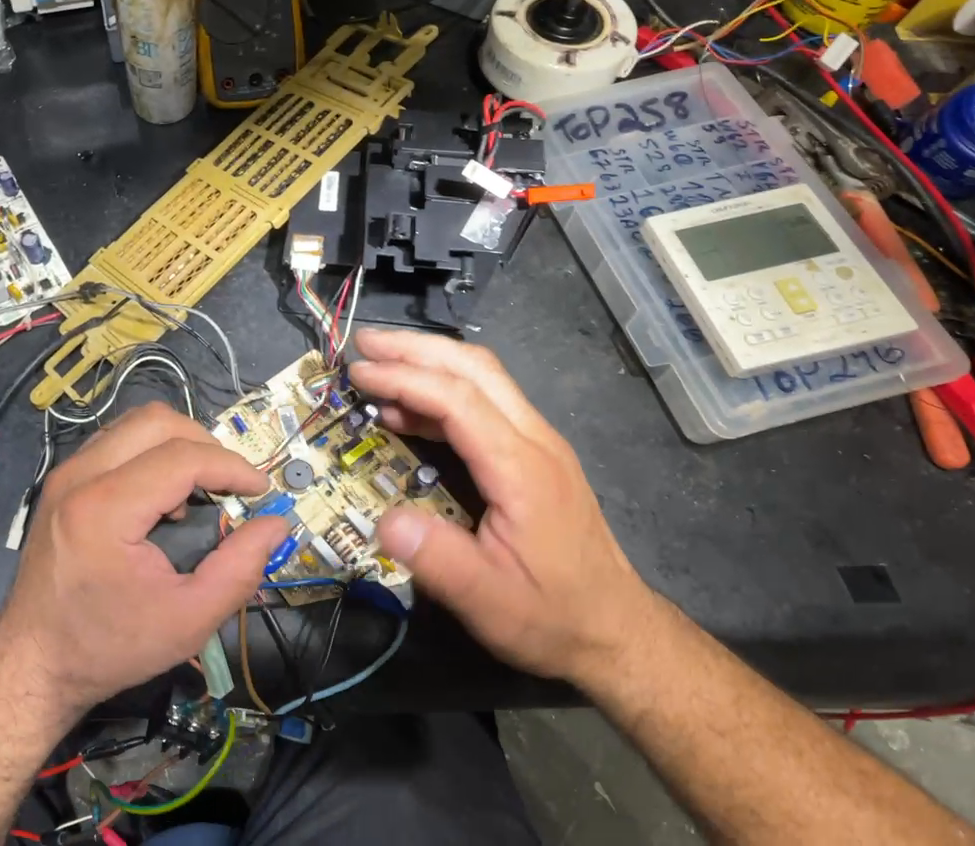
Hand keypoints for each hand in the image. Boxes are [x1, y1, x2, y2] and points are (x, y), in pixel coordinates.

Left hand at [0, 403, 288, 714]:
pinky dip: (151, 453)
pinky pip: (116, 442)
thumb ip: (240, 568)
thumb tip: (277, 524)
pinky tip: (164, 499)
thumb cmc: (109, 646)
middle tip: (231, 485)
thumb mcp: (188, 620)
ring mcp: (65, 475)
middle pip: (157, 422)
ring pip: (134, 424)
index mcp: (105, 509)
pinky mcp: (62, 482)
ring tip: (201, 491)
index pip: (181, 457)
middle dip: (205, 445)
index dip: (231, 467)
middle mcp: (79, 477)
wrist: (34, 661)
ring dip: (178, 445)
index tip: (260, 491)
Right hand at [348, 328, 655, 685]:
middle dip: (415, 348)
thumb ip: (434, 558)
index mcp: (522, 468)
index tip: (358, 372)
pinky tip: (407, 414)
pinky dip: (441, 394)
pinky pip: (485, 404)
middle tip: (363, 344)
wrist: (616, 631)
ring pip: (483, 378)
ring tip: (375, 369)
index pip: (458, 398)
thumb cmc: (551, 614)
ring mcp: (538, 444)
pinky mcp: (533, 456)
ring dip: (428, 363)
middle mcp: (535, 440)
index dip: (404, 378)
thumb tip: (383, 521)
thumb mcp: (486, 600)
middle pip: (474, 368)